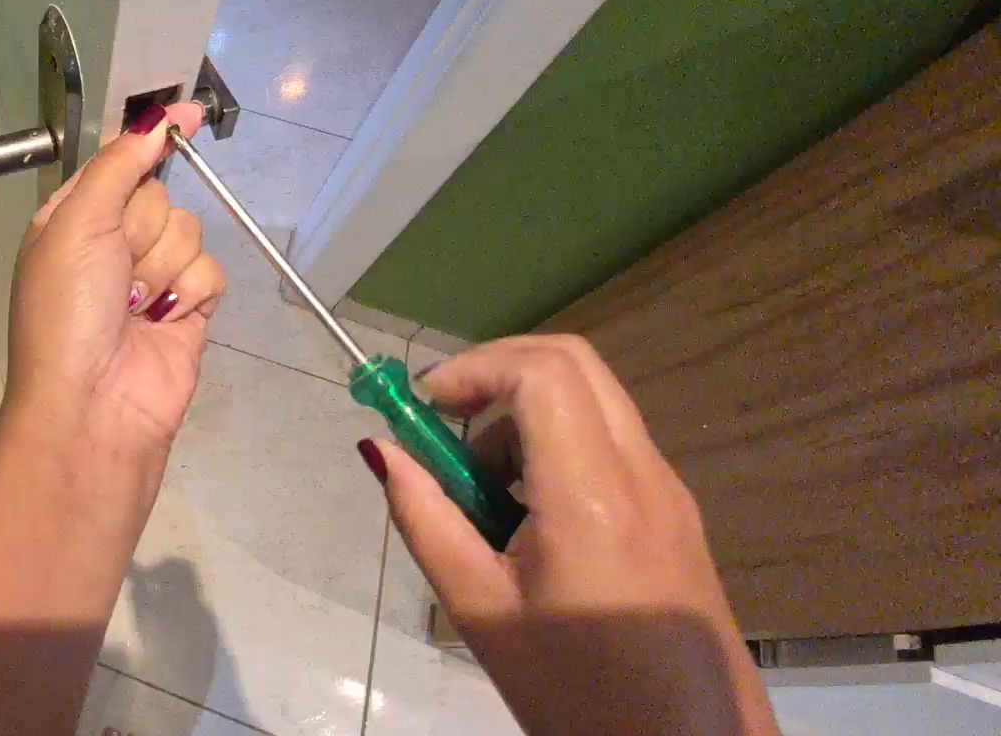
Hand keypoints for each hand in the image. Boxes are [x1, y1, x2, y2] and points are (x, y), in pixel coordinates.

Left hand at [2, 101, 225, 453]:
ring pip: (188, 231)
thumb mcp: (76, 223)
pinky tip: (164, 320)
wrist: (93, 405)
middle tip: (116, 271)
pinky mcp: (188, 307)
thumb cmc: (68, 309)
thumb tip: (159, 118)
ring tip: (135, 305)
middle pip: (158, 197)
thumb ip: (120, 165)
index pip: (121, 162)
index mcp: (74, 218)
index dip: (151, 140)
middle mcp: (112, 242)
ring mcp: (152, 275)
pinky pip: (210, 271)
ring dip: (162, 267)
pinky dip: (190, 293)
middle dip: (141, 231)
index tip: (192, 114)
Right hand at [368, 334, 779, 735]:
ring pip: (590, 397)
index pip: (541, 374)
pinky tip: (521, 507)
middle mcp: (643, 475)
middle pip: (572, 362)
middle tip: (445, 412)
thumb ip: (422, 515)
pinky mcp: (674, 515)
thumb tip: (378, 449)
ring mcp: (668, 493)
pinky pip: (606, 438)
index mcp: (593, 496)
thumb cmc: (578, 690)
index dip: (473, 368)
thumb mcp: (477, 606)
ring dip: (520, 407)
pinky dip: (550, 437)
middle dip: (495, 368)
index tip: (425, 405)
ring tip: (478, 479)